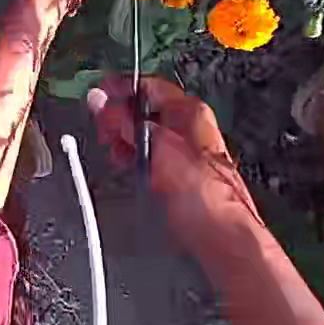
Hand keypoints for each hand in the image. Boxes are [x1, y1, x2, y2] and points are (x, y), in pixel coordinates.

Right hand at [86, 77, 263, 248]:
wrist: (223, 237)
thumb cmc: (204, 194)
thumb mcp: (157, 148)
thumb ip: (126, 123)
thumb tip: (102, 102)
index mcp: (190, 112)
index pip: (151, 87)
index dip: (122, 88)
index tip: (100, 92)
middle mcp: (191, 128)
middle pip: (148, 111)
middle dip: (121, 117)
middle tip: (102, 125)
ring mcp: (187, 152)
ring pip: (148, 134)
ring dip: (126, 138)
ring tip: (112, 148)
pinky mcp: (182, 175)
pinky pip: (153, 156)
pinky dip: (136, 157)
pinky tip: (127, 165)